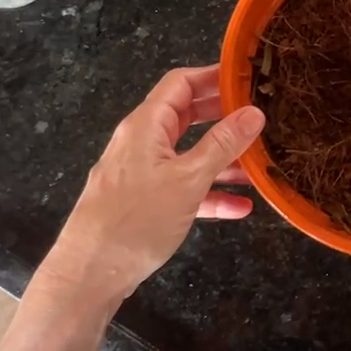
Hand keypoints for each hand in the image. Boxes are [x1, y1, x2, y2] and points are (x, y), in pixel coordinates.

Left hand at [38, 66, 265, 302]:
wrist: (89, 275)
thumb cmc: (137, 220)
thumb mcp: (188, 180)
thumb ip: (223, 144)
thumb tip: (255, 112)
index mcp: (146, 125)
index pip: (181, 83)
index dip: (214, 75)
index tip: (248, 78)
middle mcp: (143, 142)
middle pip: (187, 116)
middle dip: (223, 116)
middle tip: (260, 116)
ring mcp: (143, 173)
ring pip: (189, 154)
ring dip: (222, 158)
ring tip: (259, 163)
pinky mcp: (146, 203)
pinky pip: (184, 187)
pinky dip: (210, 193)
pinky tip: (240, 207)